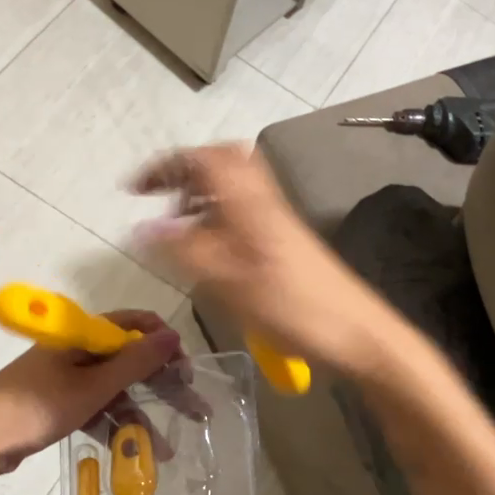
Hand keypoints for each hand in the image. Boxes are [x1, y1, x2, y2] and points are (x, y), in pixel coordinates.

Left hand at [0, 310, 197, 494]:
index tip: (185, 369)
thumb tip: (173, 334)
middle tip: (194, 409)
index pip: (134, 323)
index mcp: (81, 335)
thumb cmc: (37, 407)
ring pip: (115, 390)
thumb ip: (135, 362)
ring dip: (141, 416)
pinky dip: (115, 426)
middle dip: (161, 385)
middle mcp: (76, 351)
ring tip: (167, 448)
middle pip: (128, 360)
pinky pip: (97, 408)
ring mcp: (66, 378)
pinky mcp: (58, 404)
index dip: (163, 342)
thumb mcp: (92, 387)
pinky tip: (135, 452)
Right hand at [131, 144, 398, 376]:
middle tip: (160, 203)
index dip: (166, 165)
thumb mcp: (233, 284)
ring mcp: (279, 223)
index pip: (205, 159)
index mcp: (252, 205)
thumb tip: (141, 227)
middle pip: (225, 163)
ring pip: (235, 189)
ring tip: (178, 231)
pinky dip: (218, 222)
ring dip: (202, 199)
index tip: (134, 190)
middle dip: (186, 175)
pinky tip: (210, 255)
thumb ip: (187, 252)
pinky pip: (245, 215)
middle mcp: (266, 204)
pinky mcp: (287, 245)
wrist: (360, 335)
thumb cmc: (297, 310)